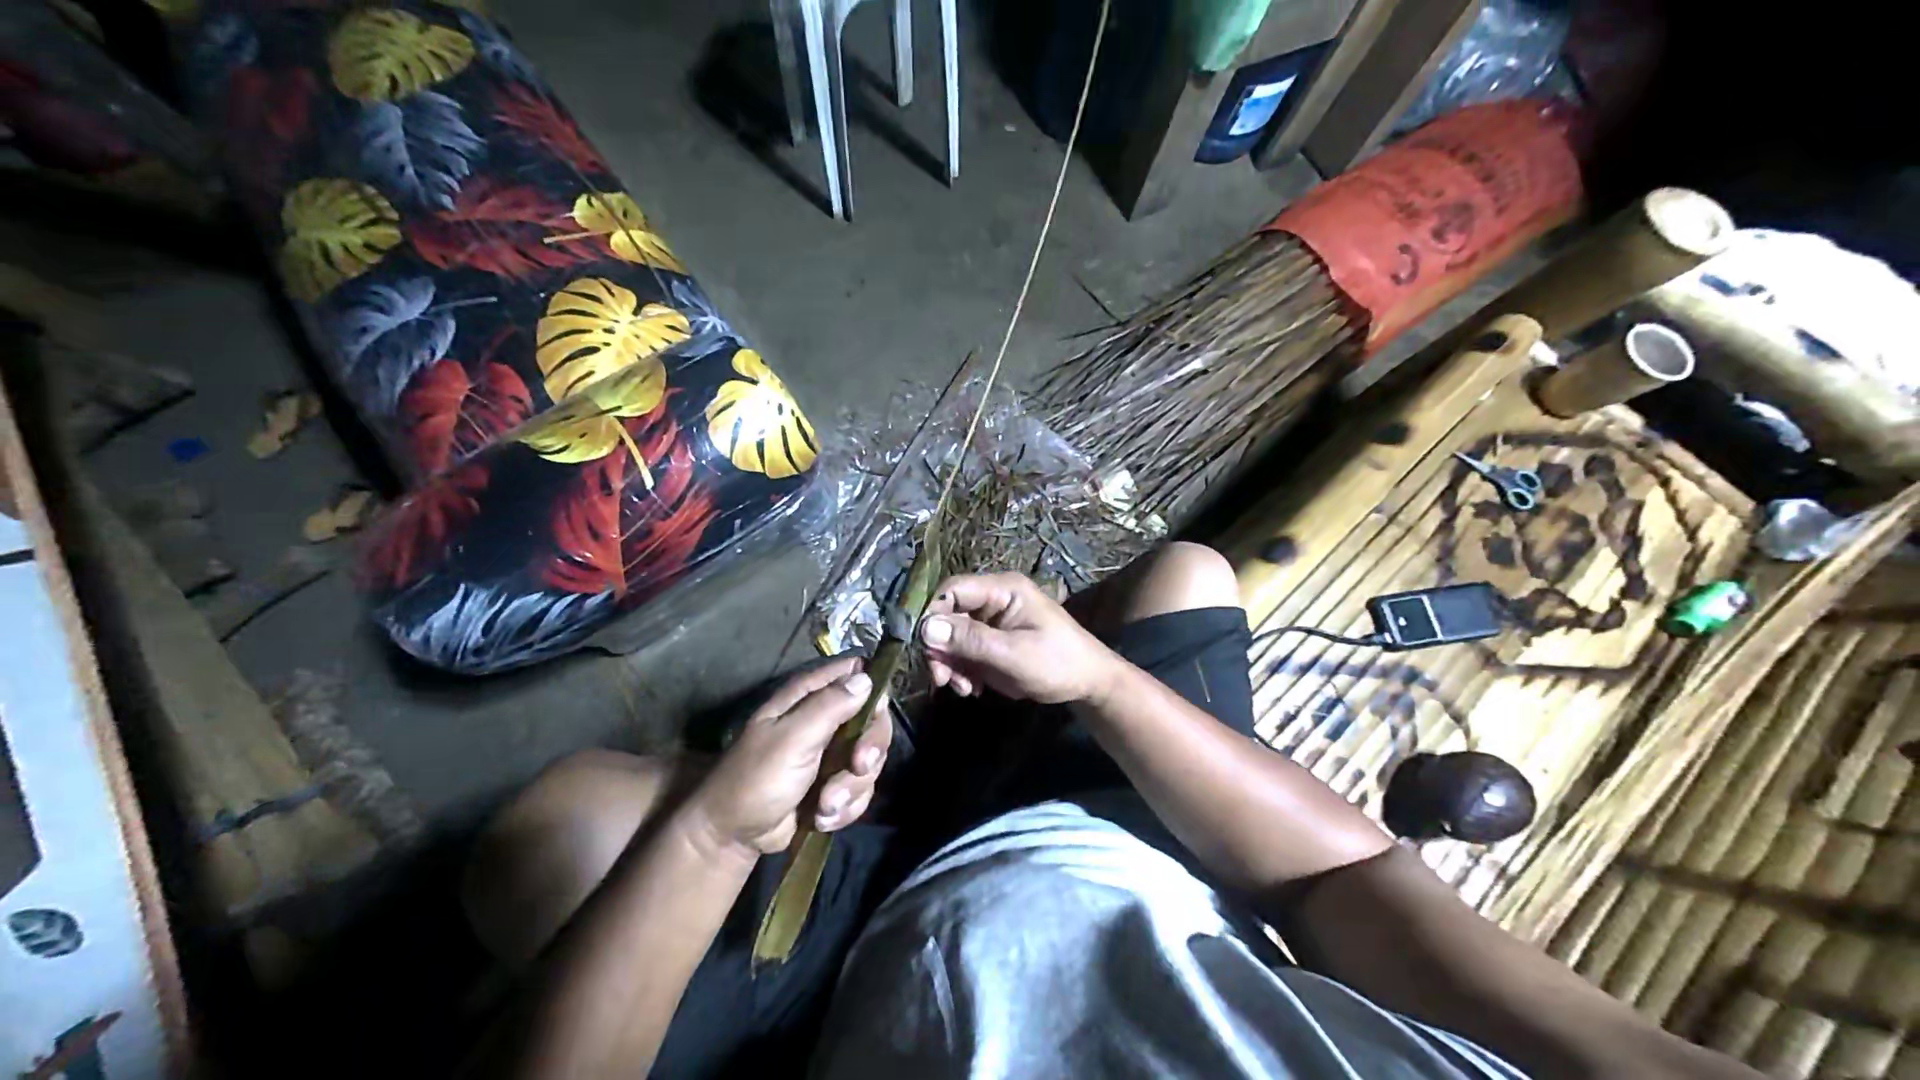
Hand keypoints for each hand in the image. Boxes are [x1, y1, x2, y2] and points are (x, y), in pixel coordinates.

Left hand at [682, 657, 890, 859]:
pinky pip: (861, 790)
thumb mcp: (791, 738)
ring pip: (870, 761)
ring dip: (851, 788)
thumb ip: (829, 706)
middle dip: (869, 750)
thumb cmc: (756, 778)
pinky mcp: (835, 785)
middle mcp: (825, 719)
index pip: (857, 675)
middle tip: (857, 767)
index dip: (873, 692)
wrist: (733, 835)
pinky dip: (846, 807)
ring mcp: (831, 754)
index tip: (873, 718)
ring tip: (825, 805)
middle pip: (874, 722)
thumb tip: (865, 677)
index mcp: (809, 697)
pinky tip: (822, 817)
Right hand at [919, 573, 1121, 704]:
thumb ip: (971, 641)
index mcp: (1003, 590)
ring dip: (950, 664)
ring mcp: (991, 622)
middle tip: (943, 679)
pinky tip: (972, 689)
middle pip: (948, 615)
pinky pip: (962, 652)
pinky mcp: (990, 642)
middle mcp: (993, 600)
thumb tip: (925, 628)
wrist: (1088, 685)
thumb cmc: (1058, 663)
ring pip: (951, 637)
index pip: (953, 590)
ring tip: (964, 689)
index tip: (925, 647)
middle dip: (941, 648)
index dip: (932, 614)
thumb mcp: (1014, 654)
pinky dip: (961, 671)